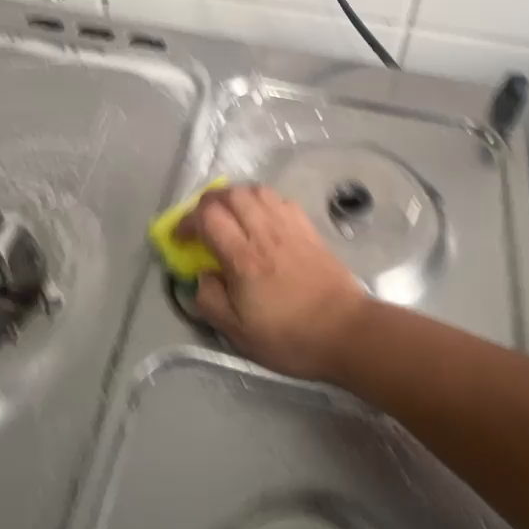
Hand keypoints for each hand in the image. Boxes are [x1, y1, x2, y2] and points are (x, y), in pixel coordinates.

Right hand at [176, 184, 370, 380]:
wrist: (346, 332)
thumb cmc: (290, 337)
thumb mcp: (238, 333)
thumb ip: (211, 301)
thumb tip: (202, 276)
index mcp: (244, 258)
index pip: (208, 217)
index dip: (187, 221)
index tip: (181, 239)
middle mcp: (265, 233)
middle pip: (231, 194)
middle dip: (208, 202)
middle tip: (202, 223)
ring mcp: (290, 227)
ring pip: (256, 190)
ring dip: (236, 197)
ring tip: (230, 216)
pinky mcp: (308, 230)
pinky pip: (280, 199)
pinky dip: (262, 201)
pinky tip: (261, 219)